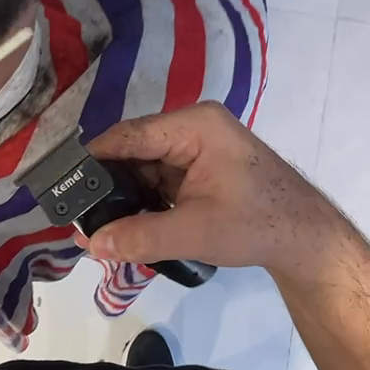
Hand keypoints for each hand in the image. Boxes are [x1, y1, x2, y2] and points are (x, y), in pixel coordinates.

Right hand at [84, 102, 352, 283]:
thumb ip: (139, 236)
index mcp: (194, 126)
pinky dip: (142, 205)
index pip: (128, 135)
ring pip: (143, 170)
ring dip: (124, 199)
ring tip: (96, 229)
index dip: (93, 161)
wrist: (306, 240)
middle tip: (78, 218)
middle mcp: (192, 129)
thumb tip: (90, 244)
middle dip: (107, 186)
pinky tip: (124, 227)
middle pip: (133, 152)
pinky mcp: (199, 172)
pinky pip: (158, 183)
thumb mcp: (194, 232)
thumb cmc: (258, 225)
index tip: (63, 187)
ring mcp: (196, 150)